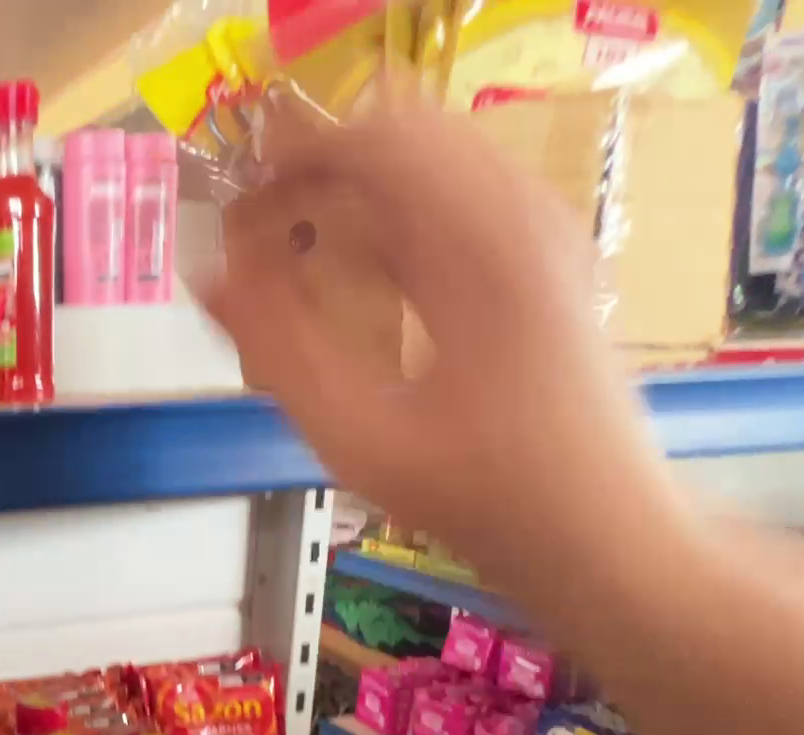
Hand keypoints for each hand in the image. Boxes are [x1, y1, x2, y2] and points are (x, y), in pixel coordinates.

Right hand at [200, 88, 696, 579]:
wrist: (596, 528)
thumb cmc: (472, 489)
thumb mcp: (351, 428)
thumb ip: (275, 345)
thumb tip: (207, 277)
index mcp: (480, 250)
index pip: (379, 144)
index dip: (296, 154)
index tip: (235, 190)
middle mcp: (522, 223)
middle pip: (406, 138)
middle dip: (319, 167)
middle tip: (255, 218)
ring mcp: (541, 239)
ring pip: (431, 164)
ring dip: (351, 189)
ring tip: (287, 239)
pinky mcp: (541, 264)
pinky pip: (453, 201)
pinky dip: (389, 213)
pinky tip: (350, 264)